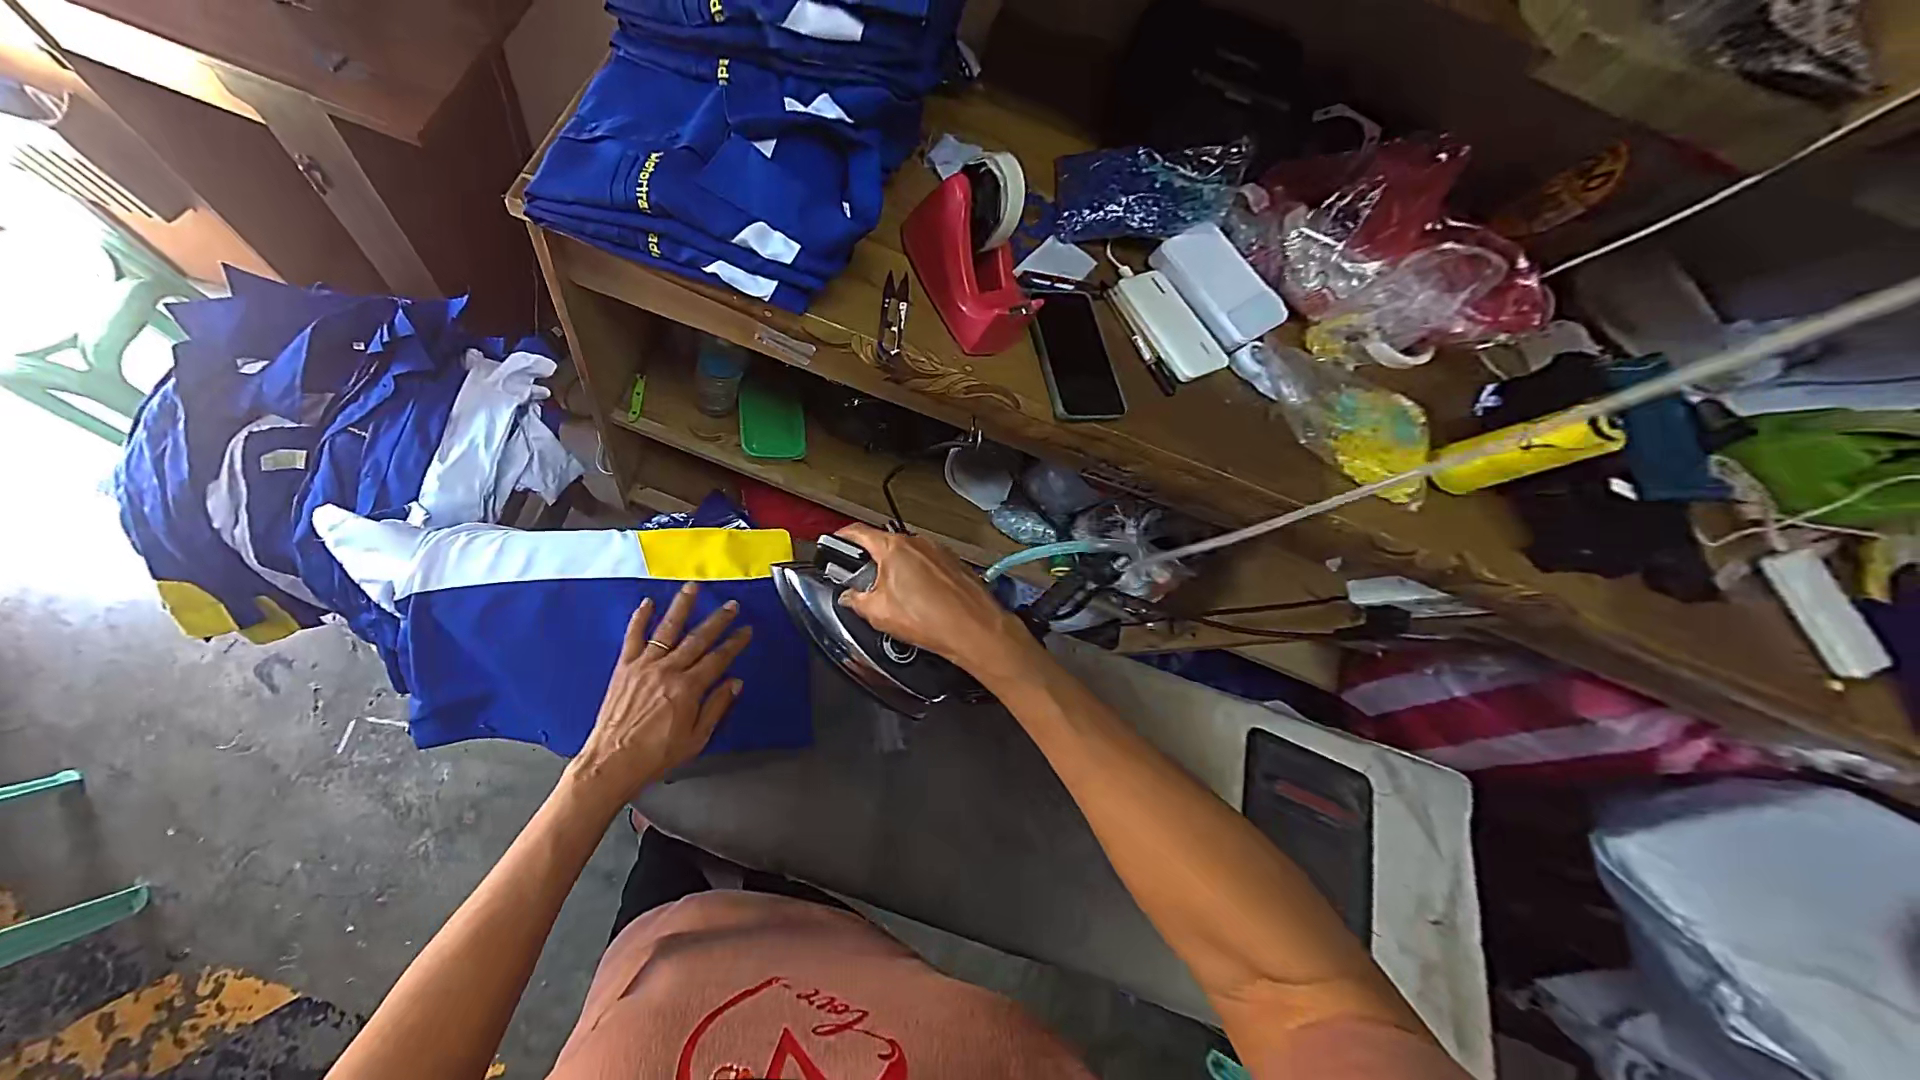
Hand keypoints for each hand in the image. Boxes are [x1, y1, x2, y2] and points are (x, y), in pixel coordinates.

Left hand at [565, 583, 752, 809]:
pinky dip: (639, 618)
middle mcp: (668, 671)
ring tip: (693, 588)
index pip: (718, 658)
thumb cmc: (655, 755)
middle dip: (718, 619)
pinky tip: (647, 604)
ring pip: (668, 629)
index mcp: (688, 688)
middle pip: (698, 638)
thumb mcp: (697, 738)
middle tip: (731, 605)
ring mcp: (644, 666)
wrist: (612, 763)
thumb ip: (716, 707)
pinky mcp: (624, 668)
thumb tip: (734, 684)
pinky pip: (633, 637)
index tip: (745, 631)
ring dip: (683, 606)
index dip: (735, 643)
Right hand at [834, 524, 1033, 676]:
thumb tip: (850, 597)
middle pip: (884, 546)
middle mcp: (918, 543)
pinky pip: (928, 567)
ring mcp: (938, 552)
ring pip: (908, 557)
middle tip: (865, 586)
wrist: (974, 629)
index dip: (842, 538)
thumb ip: (855, 599)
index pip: (858, 532)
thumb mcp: (878, 613)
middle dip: (872, 564)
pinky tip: (921, 604)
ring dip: (899, 574)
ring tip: (899, 602)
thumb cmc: (933, 619)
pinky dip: (921, 580)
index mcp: (894, 547)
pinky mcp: (954, 564)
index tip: (836, 543)